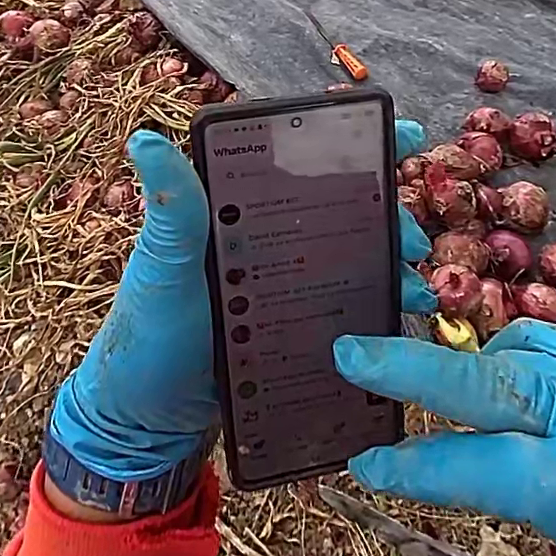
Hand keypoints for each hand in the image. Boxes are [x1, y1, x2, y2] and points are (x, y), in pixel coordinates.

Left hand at [48, 121, 438, 484]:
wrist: (150, 418)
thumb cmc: (149, 334)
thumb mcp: (164, 268)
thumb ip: (172, 209)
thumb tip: (144, 141)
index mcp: (240, 207)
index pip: (302, 161)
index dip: (355, 143)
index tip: (405, 137)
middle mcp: (270, 232)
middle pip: (343, 205)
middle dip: (388, 214)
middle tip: (410, 242)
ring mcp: (287, 276)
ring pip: (352, 252)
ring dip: (388, 260)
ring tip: (411, 287)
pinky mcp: (297, 317)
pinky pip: (346, 298)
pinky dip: (375, 299)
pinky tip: (396, 312)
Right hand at [333, 322, 555, 555]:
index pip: (512, 474)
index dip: (429, 471)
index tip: (361, 471)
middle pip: (512, 378)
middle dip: (422, 367)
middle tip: (349, 356)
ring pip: (527, 350)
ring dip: (463, 365)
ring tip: (408, 389)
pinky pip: (551, 343)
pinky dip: (502, 358)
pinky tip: (485, 389)